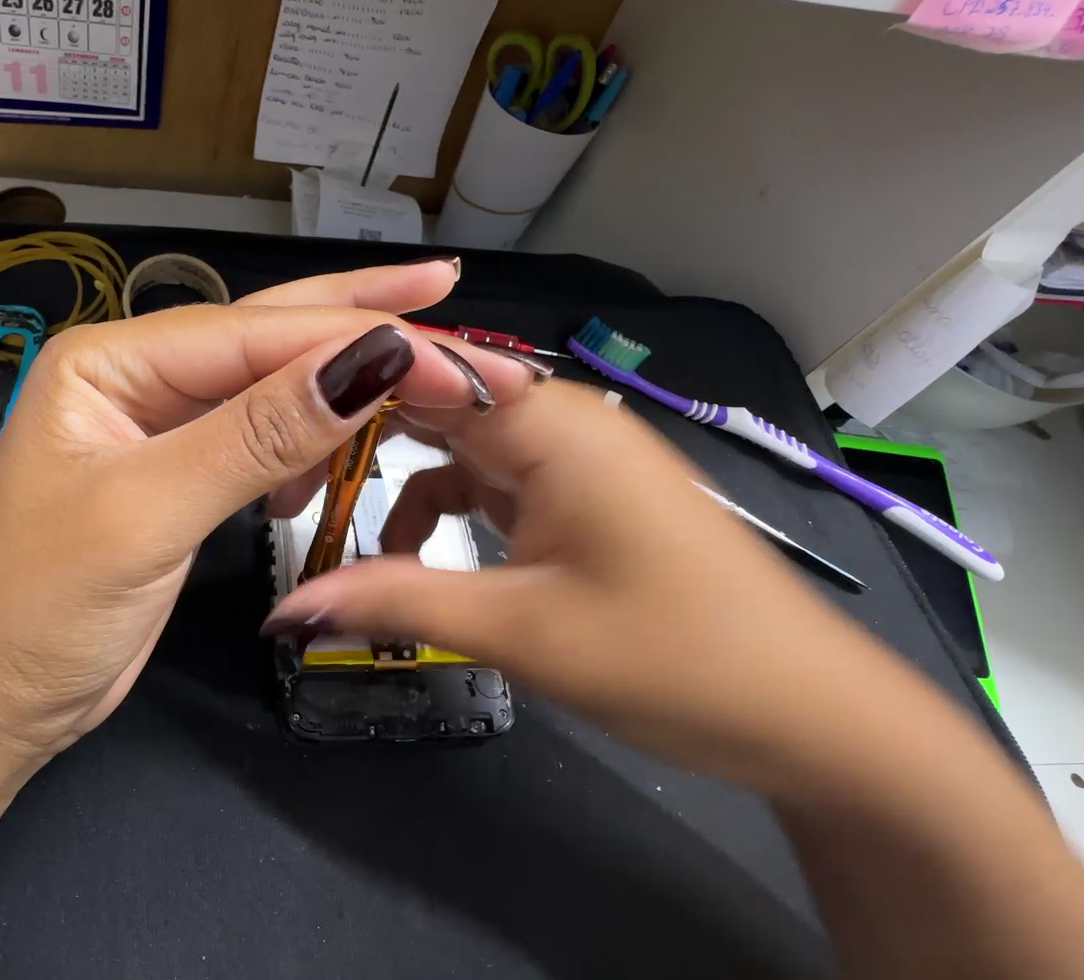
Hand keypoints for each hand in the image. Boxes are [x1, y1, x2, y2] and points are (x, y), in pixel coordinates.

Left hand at [0, 261, 540, 793]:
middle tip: (445, 292)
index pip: (251, 333)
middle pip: (264, 336)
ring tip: (417, 382)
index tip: (447, 356)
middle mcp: (136, 377)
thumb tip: (371, 360)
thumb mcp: (147, 514)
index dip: (352, 341)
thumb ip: (256, 435)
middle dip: (356, 321)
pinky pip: (260, 439)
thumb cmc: (40, 608)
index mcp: (109, 361)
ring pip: (270, 387)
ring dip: (339, 387)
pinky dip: (307, 444)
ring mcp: (160, 426)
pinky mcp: (181, 475)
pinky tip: (340, 454)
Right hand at [263, 382, 930, 794]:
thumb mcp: (518, 630)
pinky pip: (487, 482)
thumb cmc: (676, 658)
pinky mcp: (577, 496)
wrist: (810, 716)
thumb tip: (285, 608)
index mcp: (548, 423)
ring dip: (396, 483)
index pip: (418, 368)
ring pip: (453, 444)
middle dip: (356, 439)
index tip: (272, 428)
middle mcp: (557, 421)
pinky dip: (442, 512)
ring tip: (340, 532)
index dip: (339, 386)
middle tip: (287, 485)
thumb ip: (394, 601)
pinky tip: (417, 560)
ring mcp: (570, 459)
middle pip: (430, 401)